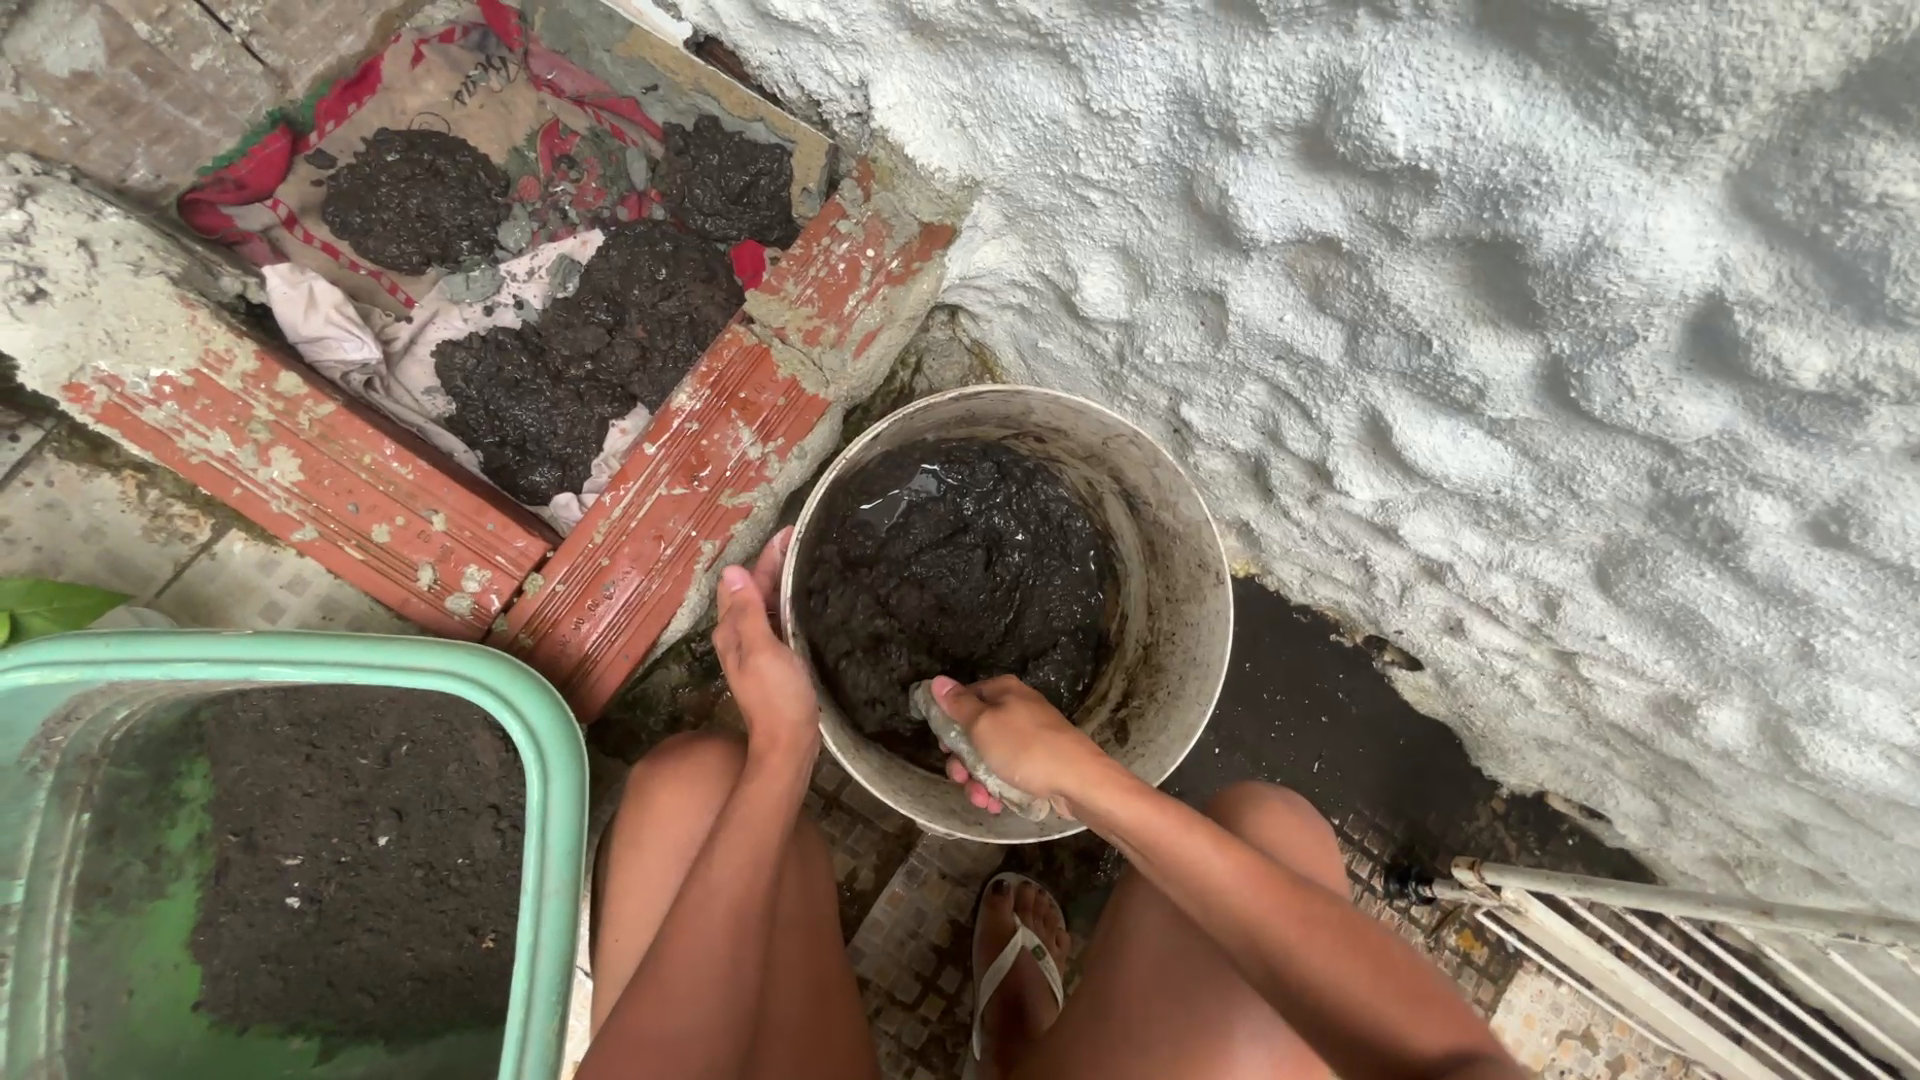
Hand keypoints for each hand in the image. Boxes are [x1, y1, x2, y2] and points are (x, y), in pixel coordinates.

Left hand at [712, 527, 818, 761]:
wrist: (789, 743)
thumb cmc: (777, 698)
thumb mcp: (762, 651)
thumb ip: (748, 613)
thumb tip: (733, 571)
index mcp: (733, 630)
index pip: (746, 581)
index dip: (767, 555)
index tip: (791, 532)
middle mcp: (741, 635)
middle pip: (757, 589)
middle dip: (777, 562)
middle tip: (806, 538)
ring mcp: (759, 648)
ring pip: (769, 602)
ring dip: (785, 579)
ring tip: (812, 559)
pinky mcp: (777, 659)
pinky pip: (781, 620)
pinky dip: (792, 602)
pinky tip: (810, 598)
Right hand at [930, 675, 1110, 815]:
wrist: (1077, 780)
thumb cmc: (1024, 747)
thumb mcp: (982, 724)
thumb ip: (957, 704)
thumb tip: (937, 680)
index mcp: (1003, 691)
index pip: (964, 697)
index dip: (950, 722)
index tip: (944, 746)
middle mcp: (1016, 707)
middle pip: (975, 731)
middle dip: (963, 760)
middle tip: (960, 777)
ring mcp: (1029, 736)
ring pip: (989, 756)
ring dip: (977, 780)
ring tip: (981, 799)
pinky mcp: (1038, 761)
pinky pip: (1008, 771)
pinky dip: (998, 787)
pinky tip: (996, 804)